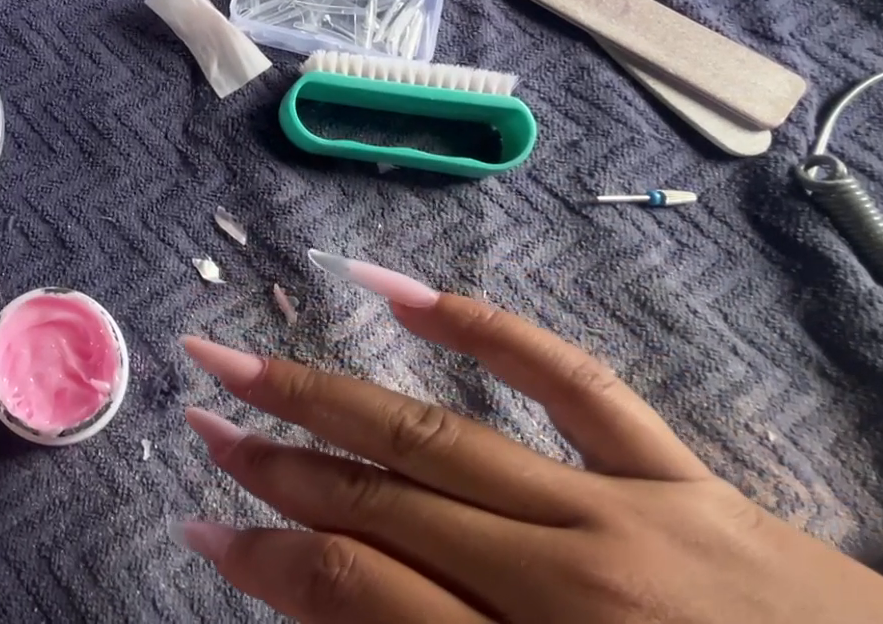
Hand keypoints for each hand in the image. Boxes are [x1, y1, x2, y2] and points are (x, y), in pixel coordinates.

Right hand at [177, 259, 882, 623]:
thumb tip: (330, 598)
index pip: (358, 592)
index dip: (265, 558)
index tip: (200, 526)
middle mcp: (568, 589)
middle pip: (379, 504)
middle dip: (273, 461)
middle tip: (196, 416)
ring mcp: (630, 520)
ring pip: (438, 442)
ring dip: (325, 396)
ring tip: (244, 363)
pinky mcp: (686, 481)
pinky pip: (570, 385)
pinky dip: (477, 329)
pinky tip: (395, 289)